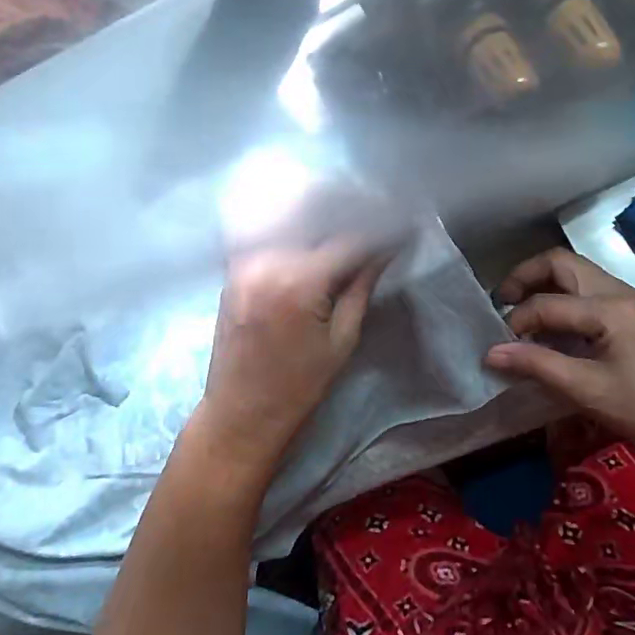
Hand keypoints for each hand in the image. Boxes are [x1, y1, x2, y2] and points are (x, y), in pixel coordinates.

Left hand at [189, 222, 394, 490]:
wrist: (240, 414)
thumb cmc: (298, 387)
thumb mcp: (341, 340)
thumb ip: (360, 287)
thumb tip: (384, 251)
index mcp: (298, 281)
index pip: (348, 241)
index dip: (379, 233)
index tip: (402, 229)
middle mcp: (266, 261)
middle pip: (315, 222)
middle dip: (348, 220)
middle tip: (376, 225)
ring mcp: (243, 263)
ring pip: (288, 225)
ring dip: (319, 223)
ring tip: (347, 230)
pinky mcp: (232, 271)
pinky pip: (265, 239)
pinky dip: (290, 234)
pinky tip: (311, 240)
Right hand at [483, 249, 634, 454]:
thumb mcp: (587, 390)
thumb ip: (537, 365)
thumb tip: (491, 353)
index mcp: (610, 308)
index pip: (547, 303)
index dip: (517, 322)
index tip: (500, 347)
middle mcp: (620, 292)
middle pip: (562, 263)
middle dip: (527, 276)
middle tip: (504, 303)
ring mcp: (630, 300)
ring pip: (577, 272)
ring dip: (545, 285)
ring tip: (524, 314)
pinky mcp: (634, 312)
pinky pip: (589, 290)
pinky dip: (564, 297)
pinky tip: (554, 328)